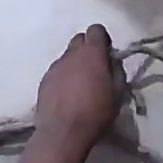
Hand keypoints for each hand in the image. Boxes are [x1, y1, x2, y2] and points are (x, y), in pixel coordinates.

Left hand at [34, 24, 125, 153]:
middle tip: (94, 68)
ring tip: (79, 85)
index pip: (96, 29)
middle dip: (88, 49)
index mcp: (92, 53)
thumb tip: (112, 61)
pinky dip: (63, 77)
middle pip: (79, 39)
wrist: (63, 133)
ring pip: (67, 56)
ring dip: (75, 64)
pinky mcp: (44, 80)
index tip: (107, 54)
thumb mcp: (118, 92)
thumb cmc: (96, 112)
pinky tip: (67, 94)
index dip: (103, 39)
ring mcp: (55, 66)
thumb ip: (117, 70)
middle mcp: (71, 54)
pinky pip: (56, 71)